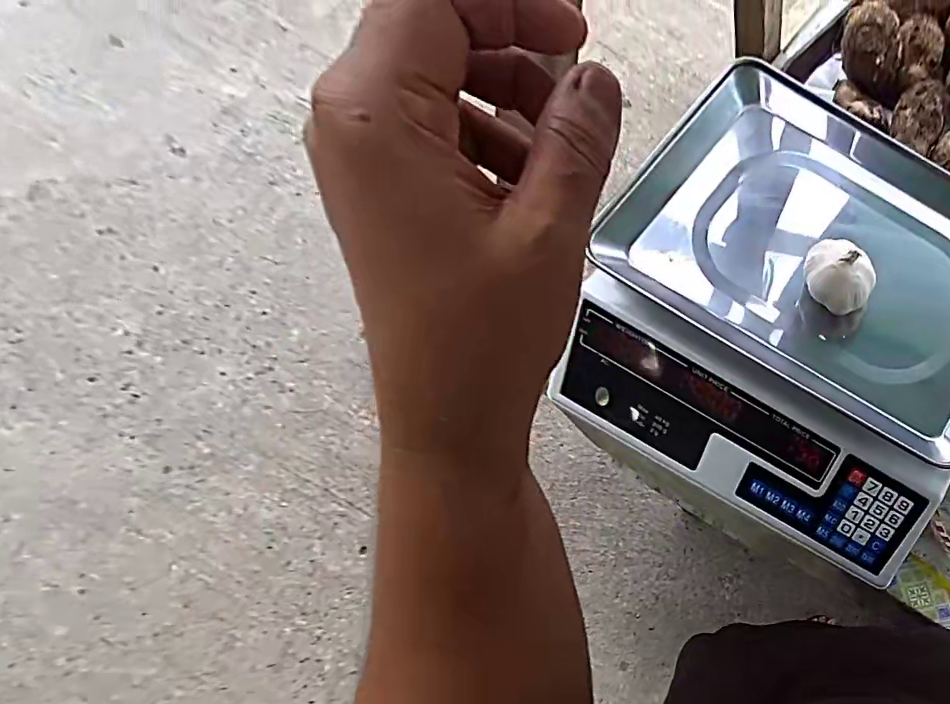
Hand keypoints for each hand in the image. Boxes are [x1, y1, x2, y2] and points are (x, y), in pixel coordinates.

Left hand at [306, 0, 622, 470]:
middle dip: (513, 53)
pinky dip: (490, 147)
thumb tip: (597, 84)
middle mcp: (352, 127)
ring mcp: (365, 166)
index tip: (576, 30)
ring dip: (507, 107)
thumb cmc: (482, 339)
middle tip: (579, 92)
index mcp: (375, 114)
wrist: (449, 416)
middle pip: (431, 36)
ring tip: (564, 159)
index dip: (512, 4)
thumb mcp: (548, 232)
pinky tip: (534, 191)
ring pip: (439, 89)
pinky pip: (437, 140)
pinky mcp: (387, 200)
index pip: (434, 1)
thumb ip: (576, 143)